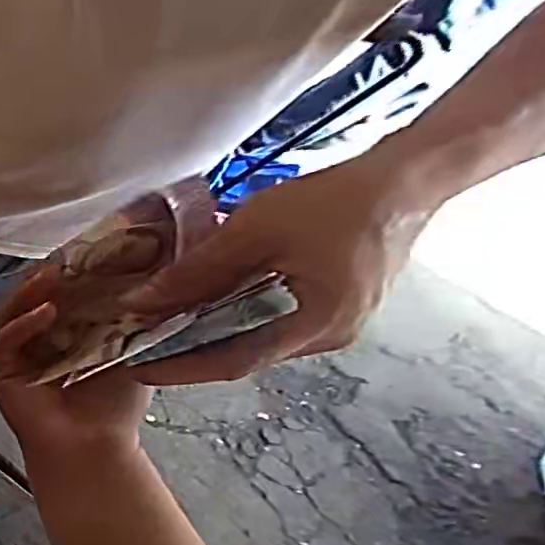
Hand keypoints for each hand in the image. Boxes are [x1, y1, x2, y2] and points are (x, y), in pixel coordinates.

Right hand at [0, 264, 152, 452]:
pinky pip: (6, 340)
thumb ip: (132, 318)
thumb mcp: (131, 349)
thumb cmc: (113, 404)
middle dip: (49, 275)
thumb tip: (152, 277)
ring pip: (14, 312)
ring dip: (30, 292)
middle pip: (33, 297)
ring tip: (52, 275)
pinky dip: (23, 324)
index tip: (91, 248)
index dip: (73, 270)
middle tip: (68, 255)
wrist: (92, 444)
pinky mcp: (1, 371)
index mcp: (65, 331)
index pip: (62, 291)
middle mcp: (37, 338)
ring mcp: (16, 354)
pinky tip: (44, 312)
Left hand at [122, 155, 435, 384]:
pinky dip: (230, 319)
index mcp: (314, 324)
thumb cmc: (335, 201)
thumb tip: (139, 303)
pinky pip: (269, 323)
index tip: (135, 369)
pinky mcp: (332, 309)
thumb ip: (193, 272)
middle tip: (137, 348)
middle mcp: (326, 336)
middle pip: (239, 354)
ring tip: (158, 329)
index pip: (230, 363)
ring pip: (253, 340)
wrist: (409, 175)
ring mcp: (333, 325)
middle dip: (185, 352)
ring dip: (205, 335)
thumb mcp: (251, 232)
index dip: (177, 369)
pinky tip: (200, 308)